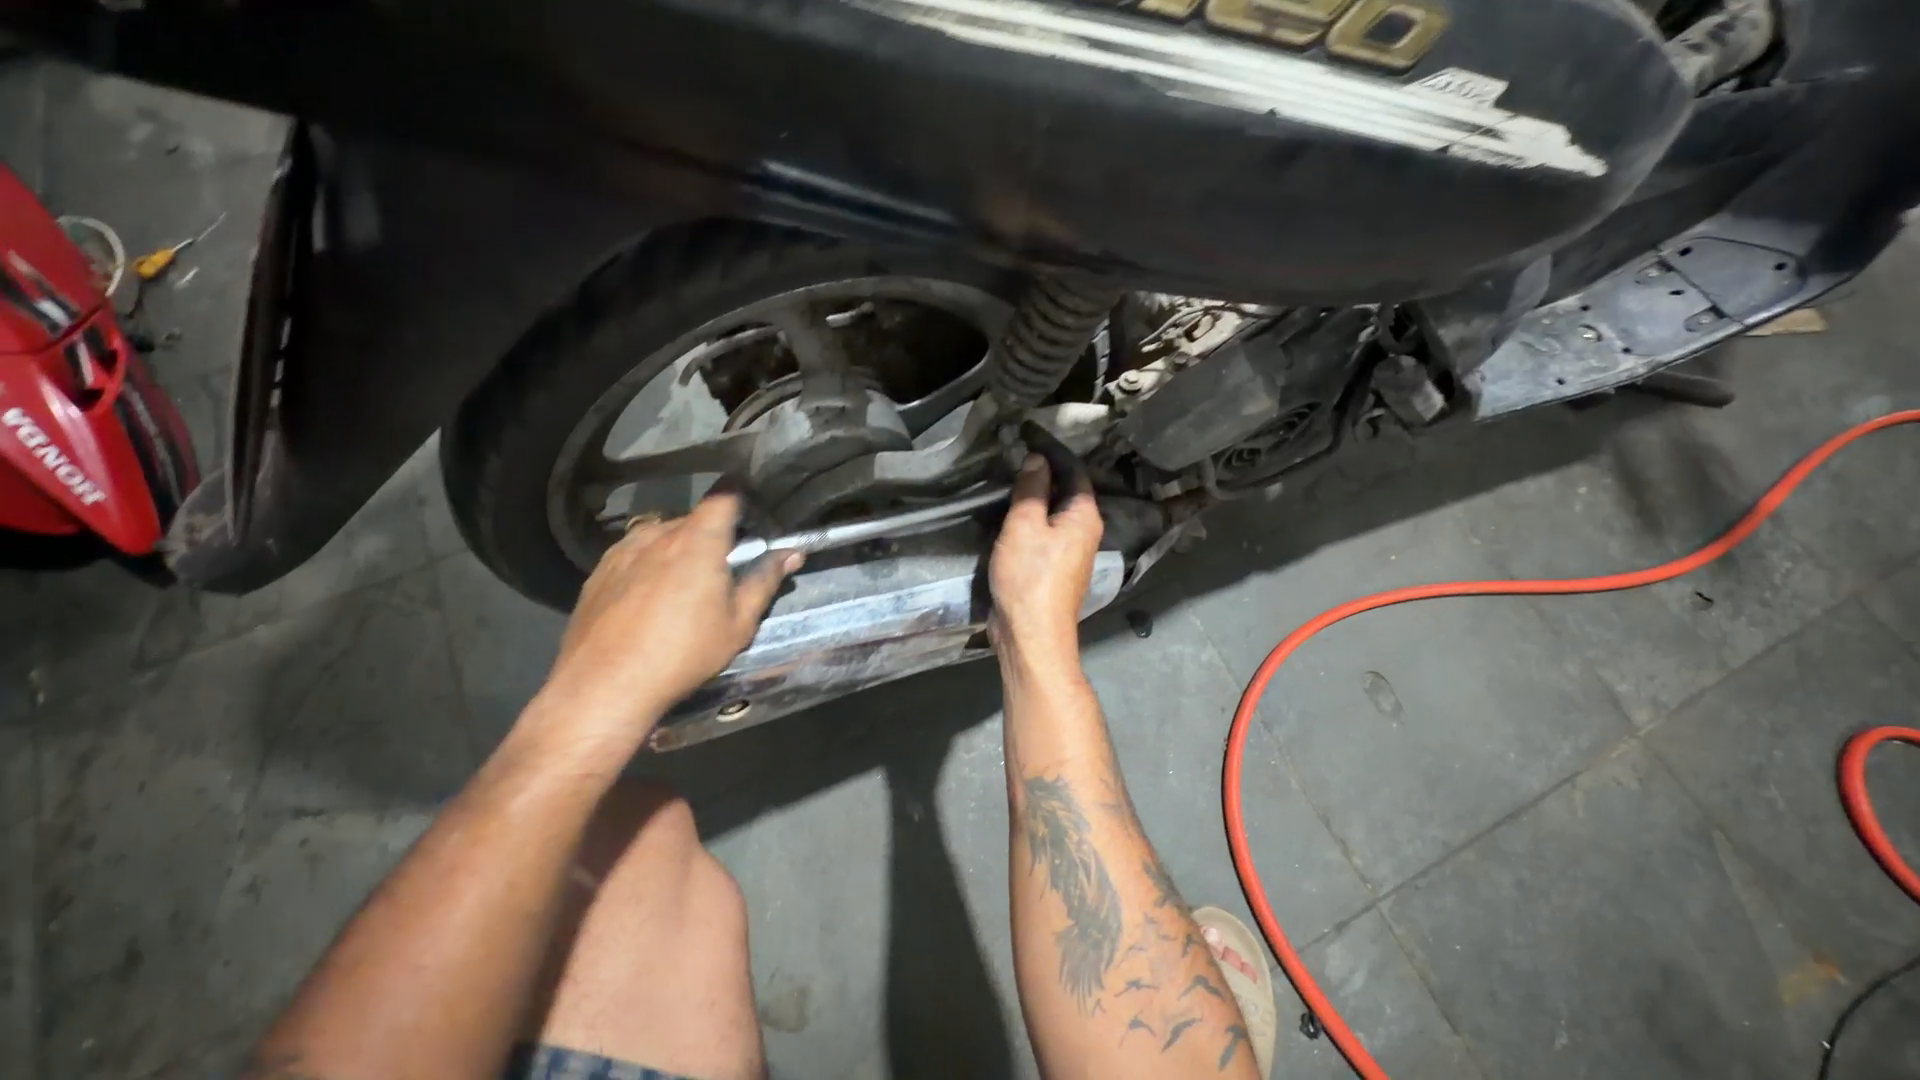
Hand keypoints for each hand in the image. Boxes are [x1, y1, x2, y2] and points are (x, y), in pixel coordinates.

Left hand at [531, 495, 799, 750]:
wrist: (605, 684)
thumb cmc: (683, 653)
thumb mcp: (737, 624)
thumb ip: (764, 581)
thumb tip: (791, 554)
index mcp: (698, 539)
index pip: (724, 495)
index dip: (741, 499)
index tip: (751, 518)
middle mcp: (657, 533)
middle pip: (693, 520)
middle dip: (711, 537)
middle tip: (722, 571)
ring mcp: (623, 550)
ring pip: (660, 536)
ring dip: (677, 551)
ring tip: (682, 589)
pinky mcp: (599, 571)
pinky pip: (634, 555)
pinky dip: (648, 566)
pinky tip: (648, 601)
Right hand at [988, 453, 1102, 659]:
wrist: (1031, 634)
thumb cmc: (1030, 576)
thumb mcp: (1025, 525)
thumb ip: (1031, 489)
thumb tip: (1038, 459)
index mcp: (1085, 516)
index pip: (1074, 471)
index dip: (1052, 450)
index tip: (1027, 435)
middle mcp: (1085, 532)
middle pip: (1065, 492)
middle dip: (1042, 473)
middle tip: (1013, 455)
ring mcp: (1071, 553)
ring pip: (1053, 515)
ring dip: (1032, 499)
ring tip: (1006, 481)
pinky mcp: (1054, 570)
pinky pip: (1044, 535)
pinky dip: (1028, 521)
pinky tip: (1007, 517)